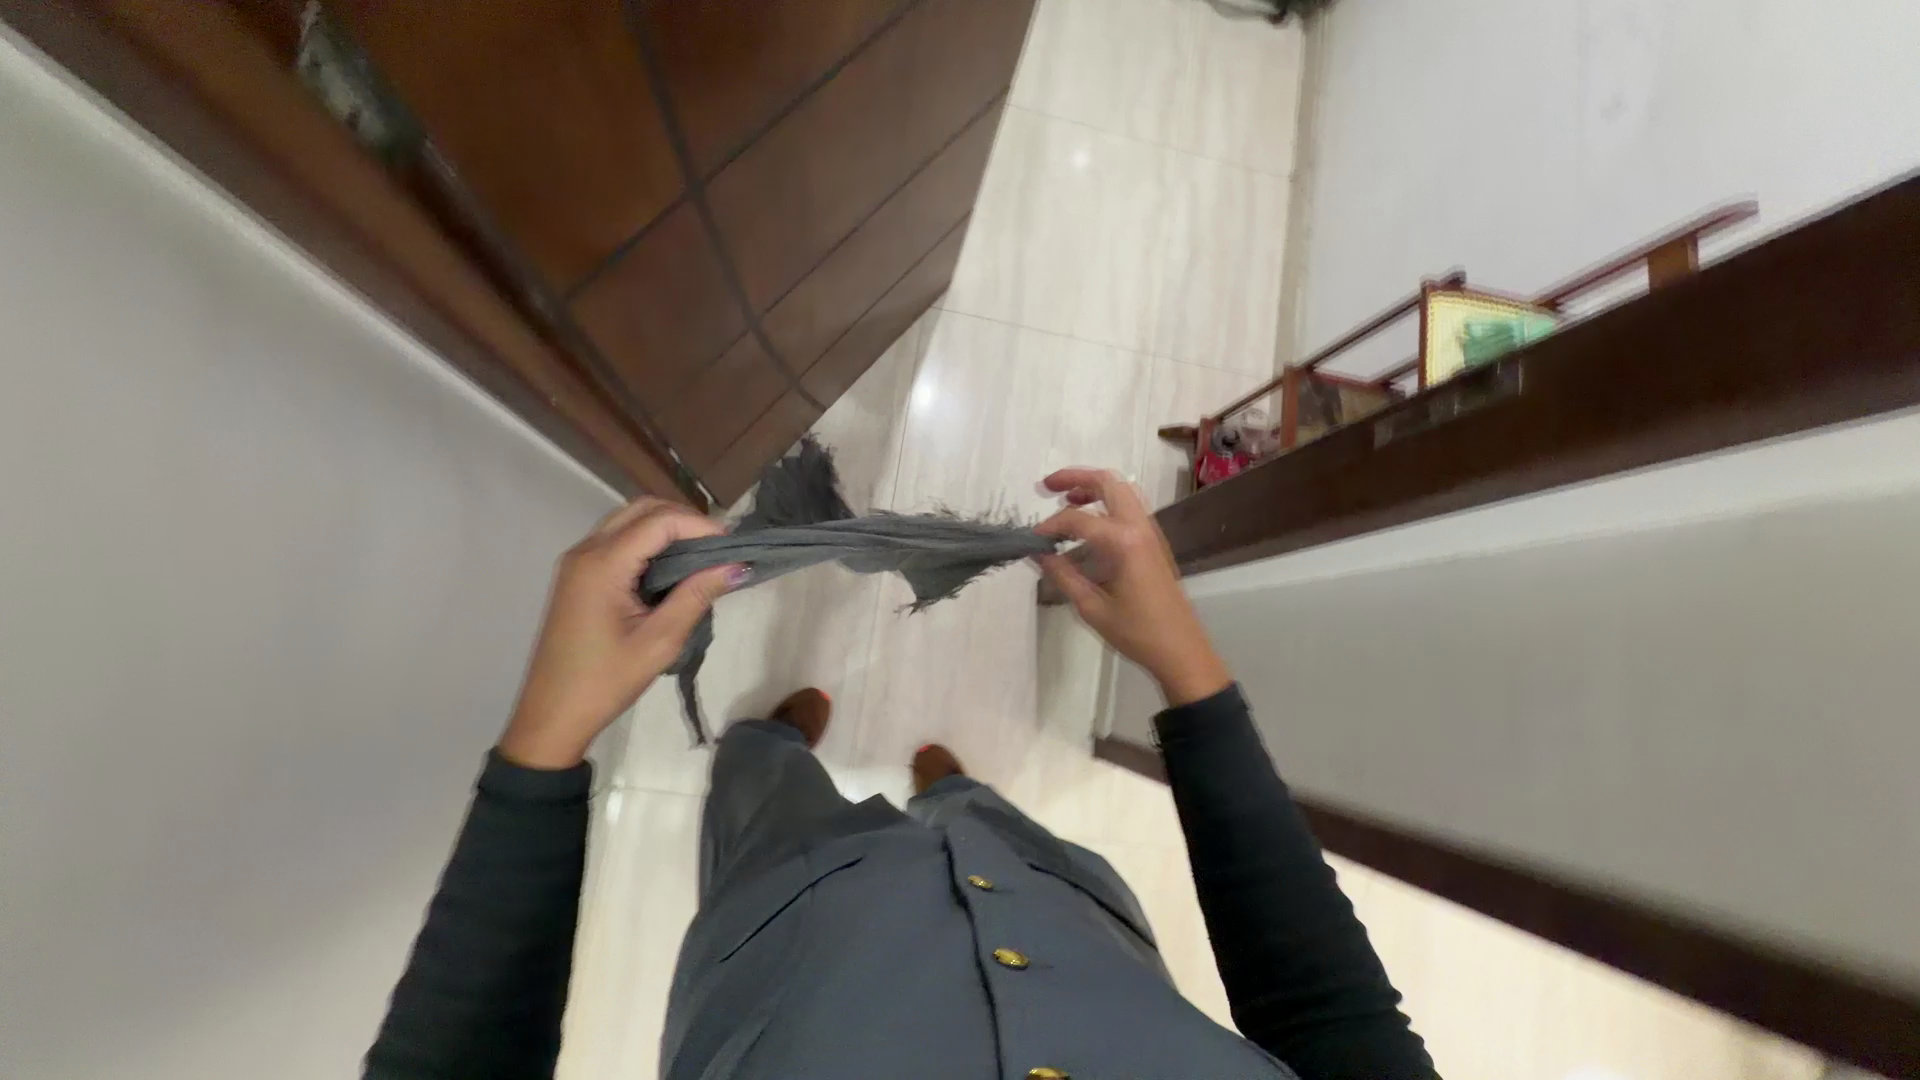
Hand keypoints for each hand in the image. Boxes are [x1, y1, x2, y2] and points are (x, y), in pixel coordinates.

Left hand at [499, 498, 741, 768]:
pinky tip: (672, 567)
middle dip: (685, 519)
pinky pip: (618, 539)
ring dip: (666, 528)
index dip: (700, 526)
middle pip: (642, 509)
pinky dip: (648, 541)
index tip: (733, 546)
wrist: (552, 716)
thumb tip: (737, 565)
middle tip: (720, 547)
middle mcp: (585, 551)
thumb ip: (697, 596)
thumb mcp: (660, 641)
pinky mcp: (578, 575)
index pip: (659, 522)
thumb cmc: (606, 681)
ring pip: (628, 520)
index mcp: (602, 565)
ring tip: (702, 555)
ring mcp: (577, 561)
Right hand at [1035, 468, 1231, 706]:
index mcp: (1123, 542)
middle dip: (1075, 477)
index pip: (1078, 519)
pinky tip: (1089, 523)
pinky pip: (1130, 507)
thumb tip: (1038, 553)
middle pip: (1108, 482)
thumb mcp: (1091, 608)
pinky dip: (1107, 502)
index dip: (1050, 525)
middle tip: (1047, 486)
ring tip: (1066, 498)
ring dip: (1094, 487)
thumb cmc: (1137, 632)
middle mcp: (1139, 527)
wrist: (1182, 650)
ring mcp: (1151, 533)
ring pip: (1123, 490)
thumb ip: (1063, 575)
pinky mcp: (1155, 543)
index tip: (1033, 538)